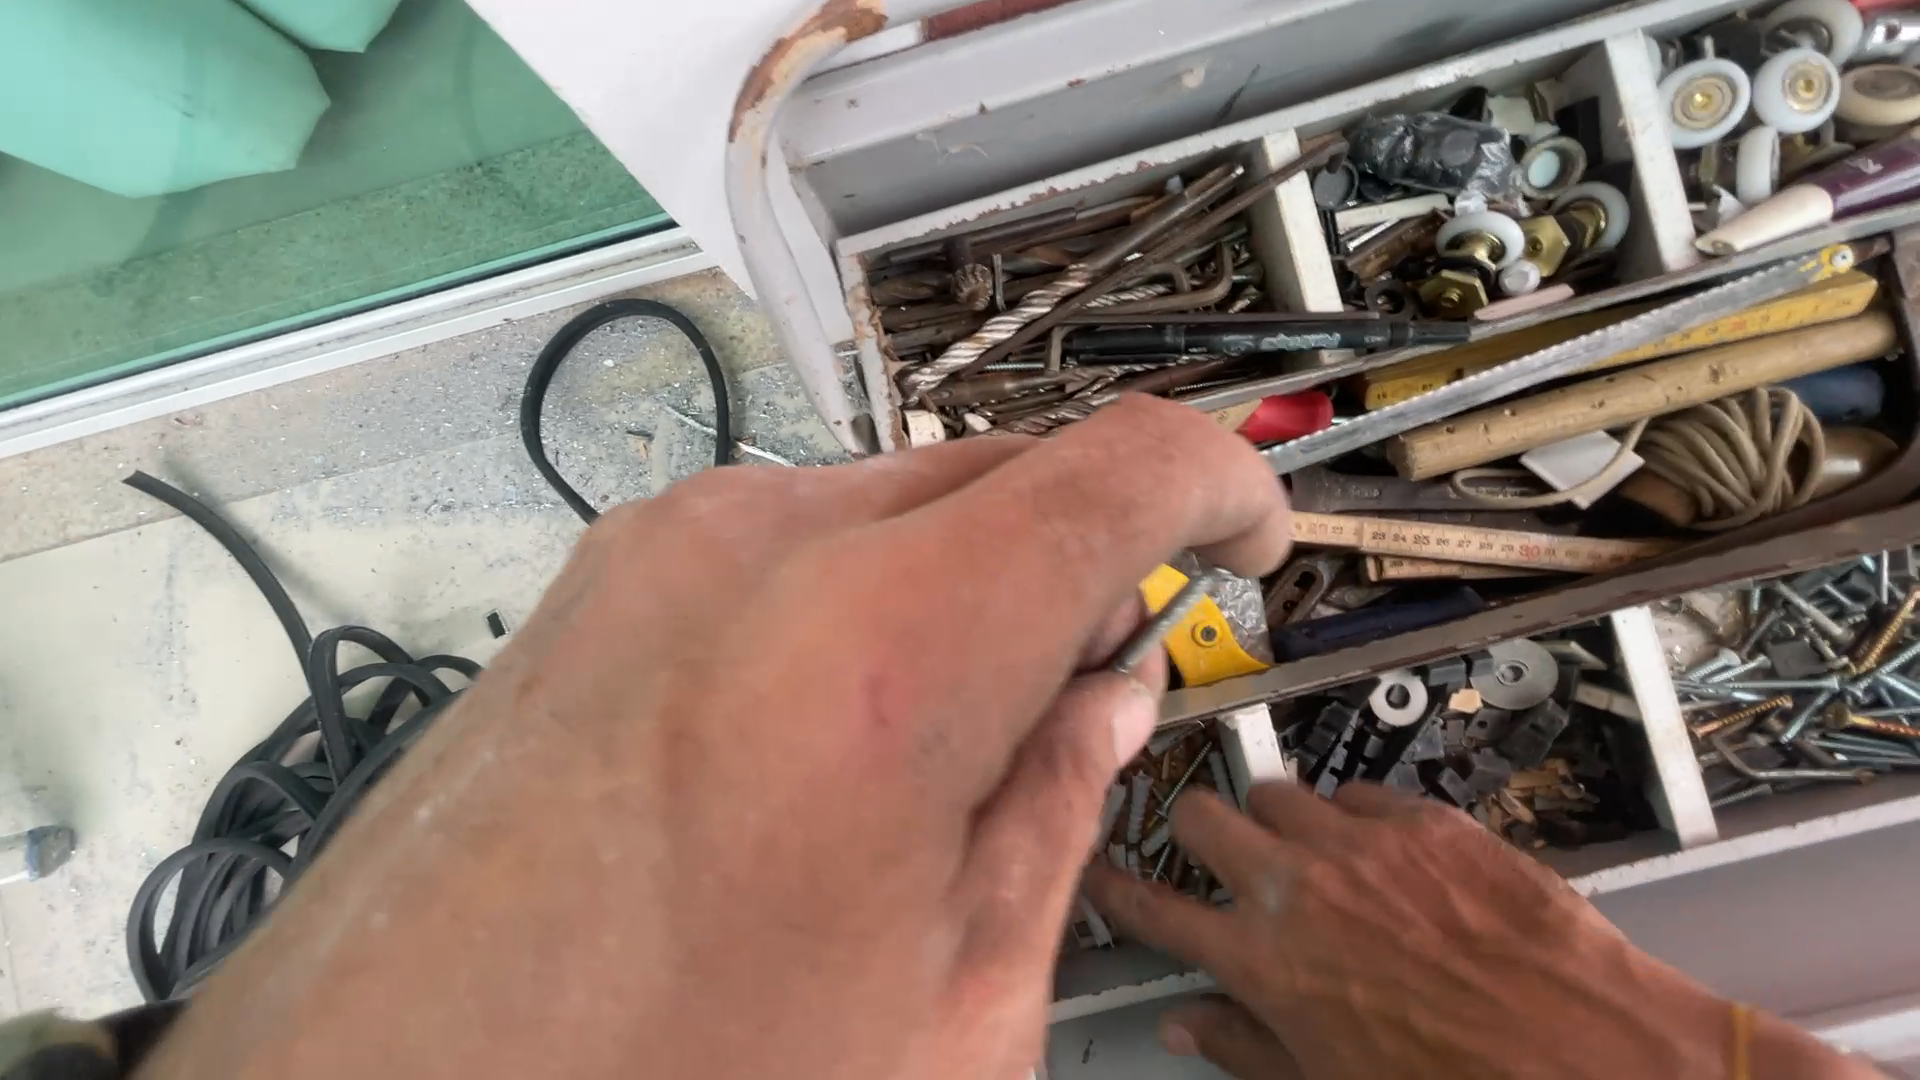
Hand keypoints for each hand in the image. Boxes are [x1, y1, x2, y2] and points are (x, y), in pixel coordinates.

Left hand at [139, 396, 1291, 1079]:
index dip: (1213, 480)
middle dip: (1091, 553)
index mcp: (880, 654)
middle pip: (1013, 474)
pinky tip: (854, 712)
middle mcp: (764, 549)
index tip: (1242, 533)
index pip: (1115, 470)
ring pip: (913, 497)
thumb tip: (1110, 687)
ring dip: (982, 574)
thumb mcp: (947, 1008)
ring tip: (962, 720)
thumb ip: (1050, 806)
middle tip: (1101, 668)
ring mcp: (675, 541)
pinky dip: (882, 584)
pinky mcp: (619, 568)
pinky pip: (813, 530)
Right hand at [1086, 782, 1879, 1079]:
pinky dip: (1355, 818)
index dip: (1115, 887)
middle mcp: (1297, 888)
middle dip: (1199, 830)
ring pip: (1273, 790)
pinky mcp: (1420, 818)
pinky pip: (1356, 792)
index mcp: (1268, 963)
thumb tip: (1178, 1020)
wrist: (1617, 1070)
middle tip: (1224, 852)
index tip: (1098, 869)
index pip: (1156, 910)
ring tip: (1314, 852)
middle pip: (1200, 814)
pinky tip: (1387, 854)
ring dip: (1279, 820)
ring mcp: (1357, 842)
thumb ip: (1244, 1046)